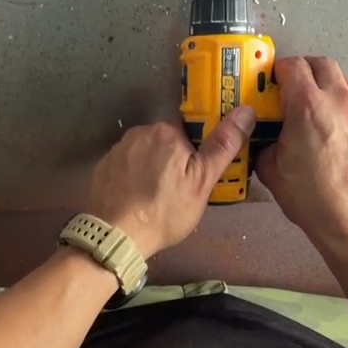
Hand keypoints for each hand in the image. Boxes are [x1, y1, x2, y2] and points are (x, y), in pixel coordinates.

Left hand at [86, 105, 253, 256]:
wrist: (116, 236)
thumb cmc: (165, 211)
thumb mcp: (202, 182)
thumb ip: (222, 146)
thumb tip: (245, 111)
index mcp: (166, 131)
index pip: (187, 132)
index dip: (194, 154)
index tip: (194, 176)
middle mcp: (139, 132)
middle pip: (164, 142)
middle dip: (171, 162)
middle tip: (176, 192)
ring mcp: (116, 150)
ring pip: (143, 154)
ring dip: (150, 169)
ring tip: (154, 199)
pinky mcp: (101, 167)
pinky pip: (124, 167)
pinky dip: (131, 179)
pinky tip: (135, 200)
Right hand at [254, 56, 347, 247]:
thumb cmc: (313, 197)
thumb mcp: (271, 171)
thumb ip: (265, 144)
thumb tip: (267, 138)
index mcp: (306, 106)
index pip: (292, 66)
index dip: (280, 71)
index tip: (275, 81)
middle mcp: (337, 100)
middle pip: (321, 64)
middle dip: (305, 70)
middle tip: (294, 87)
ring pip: (344, 79)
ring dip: (328, 85)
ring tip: (318, 105)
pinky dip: (347, 100)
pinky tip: (339, 119)